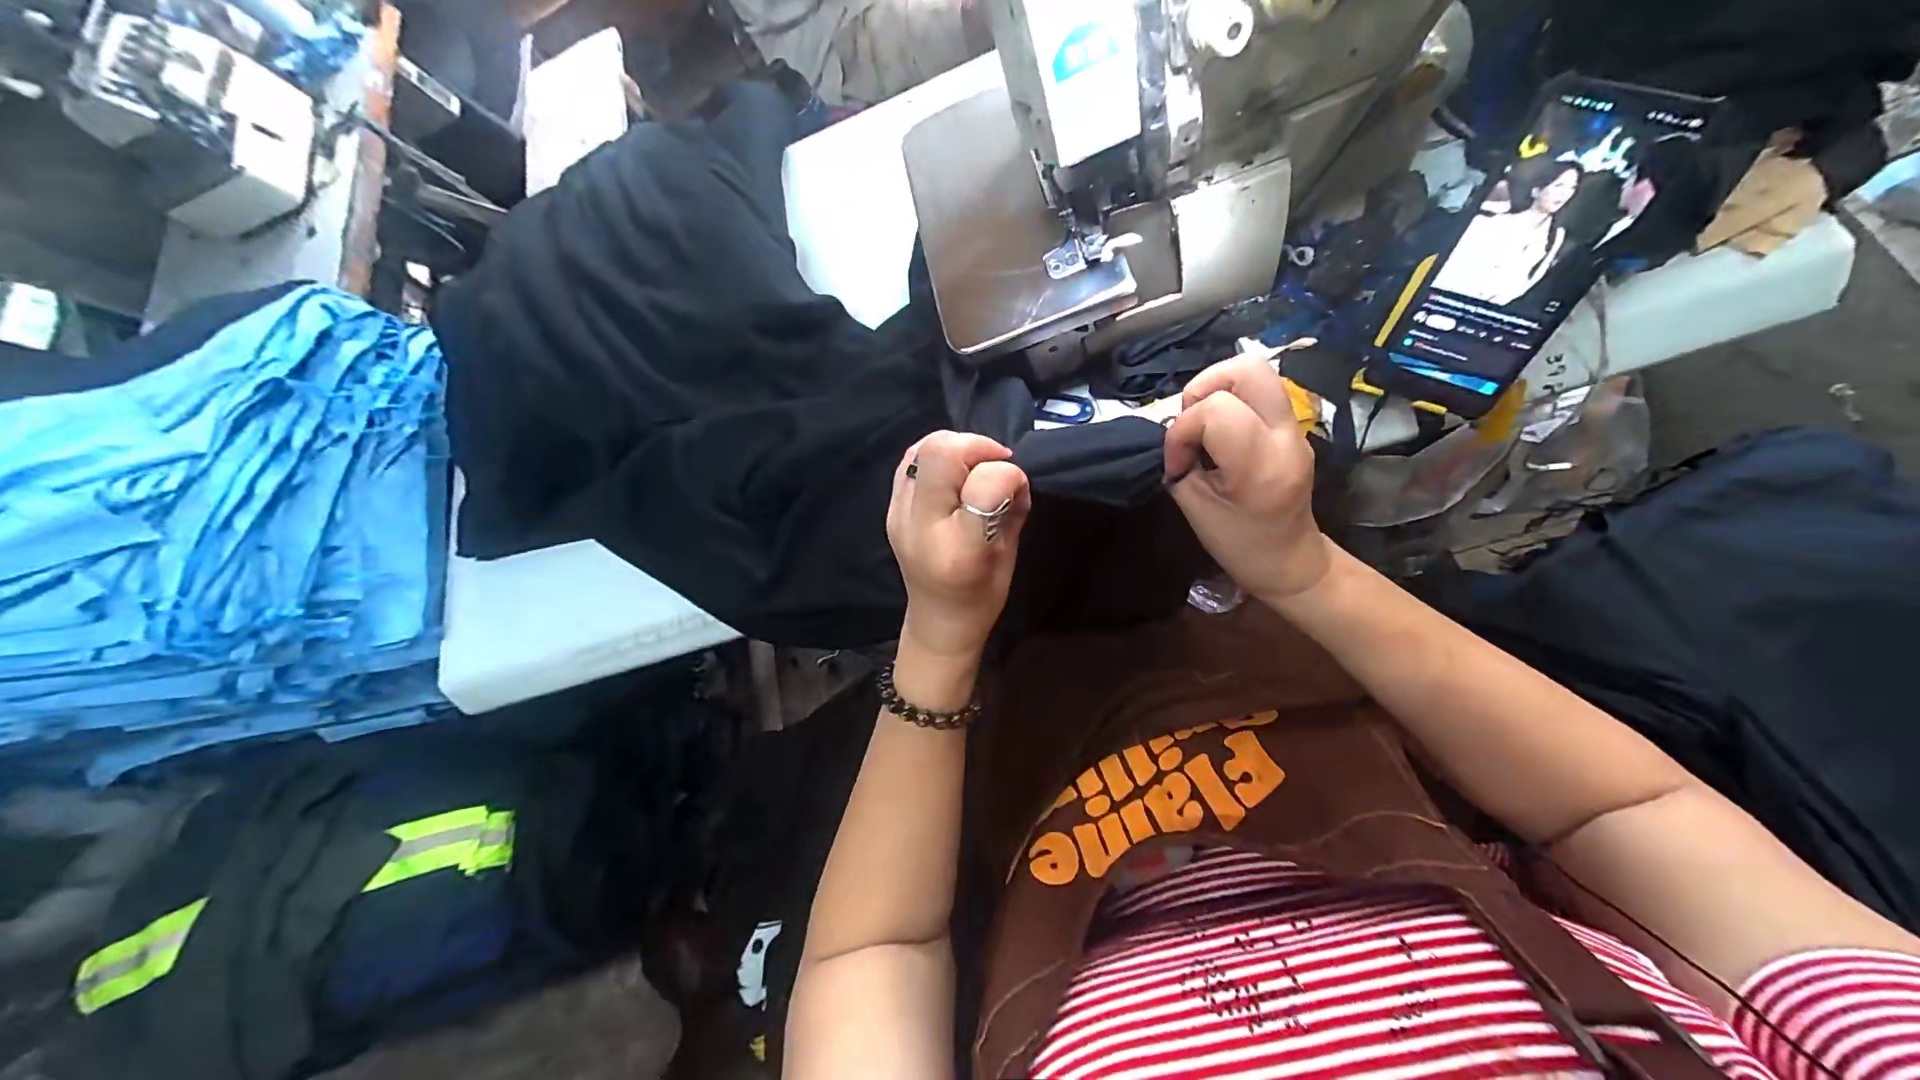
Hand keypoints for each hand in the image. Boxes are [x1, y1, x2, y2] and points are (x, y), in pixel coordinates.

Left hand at [886, 431, 1030, 675]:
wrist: (938, 621)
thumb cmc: (982, 596)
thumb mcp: (1009, 552)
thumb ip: (1012, 505)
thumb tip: (1010, 469)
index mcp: (959, 548)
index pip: (984, 483)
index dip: (1007, 473)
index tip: (1014, 486)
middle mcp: (921, 526)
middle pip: (940, 452)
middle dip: (976, 446)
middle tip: (993, 464)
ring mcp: (898, 514)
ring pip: (920, 448)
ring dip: (955, 448)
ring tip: (972, 468)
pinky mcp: (890, 508)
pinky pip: (910, 461)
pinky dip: (935, 457)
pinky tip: (952, 474)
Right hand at [1164, 357, 1330, 601]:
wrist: (1289, 561)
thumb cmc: (1238, 543)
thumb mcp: (1193, 506)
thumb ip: (1181, 463)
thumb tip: (1177, 436)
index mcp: (1260, 464)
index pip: (1215, 410)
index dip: (1182, 431)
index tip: (1178, 464)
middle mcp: (1285, 436)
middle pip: (1248, 370)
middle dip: (1205, 386)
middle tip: (1191, 420)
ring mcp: (1295, 429)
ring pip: (1256, 374)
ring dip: (1218, 390)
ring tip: (1205, 424)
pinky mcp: (1293, 428)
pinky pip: (1260, 393)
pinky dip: (1231, 402)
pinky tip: (1220, 434)